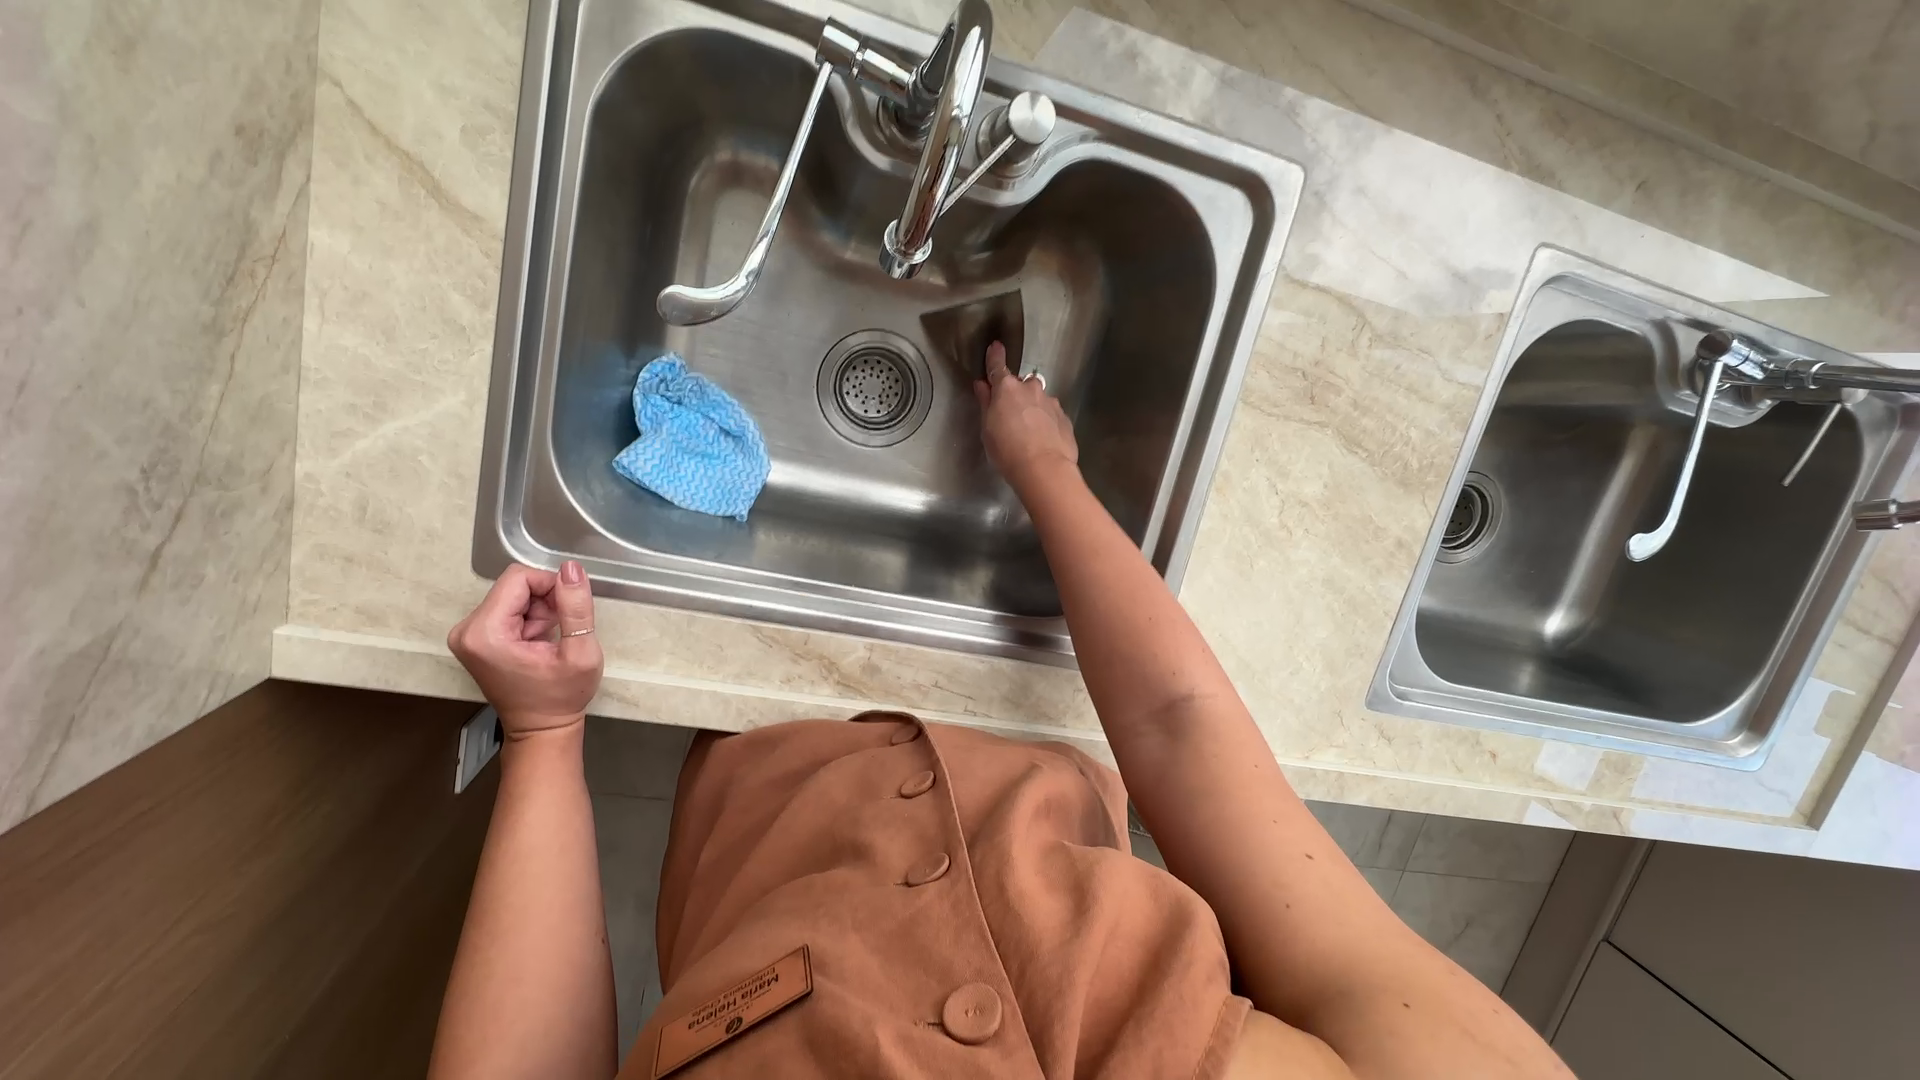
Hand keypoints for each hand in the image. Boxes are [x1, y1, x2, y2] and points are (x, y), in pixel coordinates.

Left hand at [448, 561, 603, 738]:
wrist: (541, 729)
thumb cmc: (561, 697)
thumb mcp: (580, 652)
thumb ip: (576, 608)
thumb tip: (571, 568)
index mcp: (485, 633)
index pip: (519, 579)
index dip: (551, 587)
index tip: (568, 612)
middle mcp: (467, 630)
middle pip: (514, 586)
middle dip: (545, 601)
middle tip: (560, 631)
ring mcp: (468, 634)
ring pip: (513, 595)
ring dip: (539, 611)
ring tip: (550, 641)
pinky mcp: (476, 638)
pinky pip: (508, 608)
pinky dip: (530, 619)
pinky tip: (539, 643)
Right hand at [973, 340, 1077, 490]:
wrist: (1044, 469)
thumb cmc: (1008, 450)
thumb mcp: (988, 428)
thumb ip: (985, 403)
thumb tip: (982, 385)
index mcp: (1007, 389)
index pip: (998, 367)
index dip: (995, 357)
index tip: (996, 346)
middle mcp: (1031, 389)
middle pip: (1022, 385)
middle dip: (1017, 394)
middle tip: (1010, 415)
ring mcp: (1051, 402)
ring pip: (1039, 400)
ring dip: (1033, 409)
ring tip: (1028, 433)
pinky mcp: (1065, 418)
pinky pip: (1051, 415)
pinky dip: (1046, 422)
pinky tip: (1042, 440)